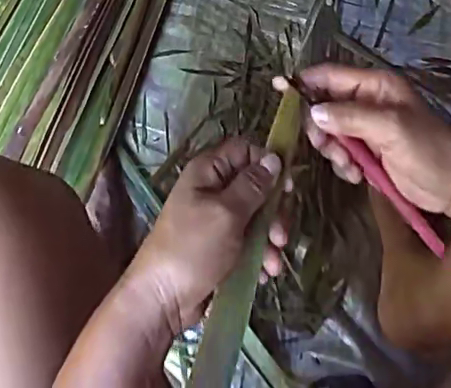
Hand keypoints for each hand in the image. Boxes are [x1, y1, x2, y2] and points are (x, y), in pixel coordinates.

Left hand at [124, 139, 288, 334]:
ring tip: (273, 263)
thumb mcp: (226, 213)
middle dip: (273, 210)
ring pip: (256, 216)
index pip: (244, 150)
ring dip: (269, 238)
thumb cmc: (193, 248)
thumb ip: (252, 186)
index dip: (267, 163)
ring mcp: (216, 218)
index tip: (287, 186)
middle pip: (255, 186)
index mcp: (208, 170)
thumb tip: (274, 158)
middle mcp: (213, 189)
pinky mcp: (221, 246)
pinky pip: (248, 241)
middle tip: (281, 234)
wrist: (163, 300)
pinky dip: (259, 255)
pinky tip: (264, 274)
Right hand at [288, 65, 450, 216]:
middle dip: (320, 125)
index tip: (279, 88)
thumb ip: (351, 117)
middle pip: (326, 104)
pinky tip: (356, 174)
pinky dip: (343, 163)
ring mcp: (369, 127)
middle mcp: (369, 101)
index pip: (331, 75)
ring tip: (347, 165)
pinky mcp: (371, 151)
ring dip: (332, 149)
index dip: (305, 81)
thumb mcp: (391, 129)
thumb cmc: (429, 150)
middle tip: (324, 146)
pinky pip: (343, 151)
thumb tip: (313, 110)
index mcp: (376, 85)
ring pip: (331, 130)